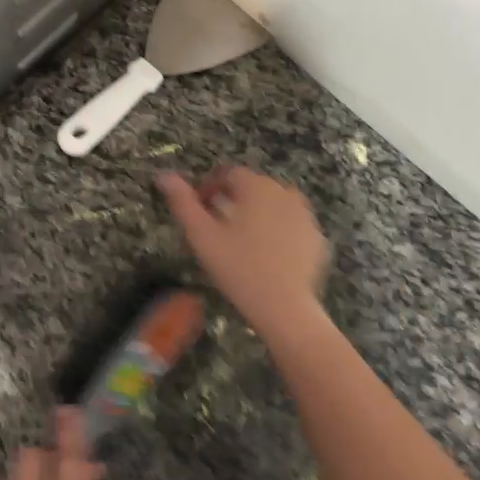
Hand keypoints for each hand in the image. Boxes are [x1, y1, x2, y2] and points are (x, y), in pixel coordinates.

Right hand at [157, 165, 329, 335]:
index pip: (229, 173)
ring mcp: (305, 215)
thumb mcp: (202, 236)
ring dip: (255, 216)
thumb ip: (182, 203)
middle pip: (253, 188)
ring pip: (274, 206)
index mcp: (257, 187)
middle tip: (216, 230)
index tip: (198, 211)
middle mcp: (285, 192)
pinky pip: (291, 227)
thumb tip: (163, 176)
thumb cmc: (237, 268)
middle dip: (232, 201)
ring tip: (240, 244)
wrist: (284, 305)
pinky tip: (265, 257)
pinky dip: (277, 233)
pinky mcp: (316, 238)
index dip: (208, 187)